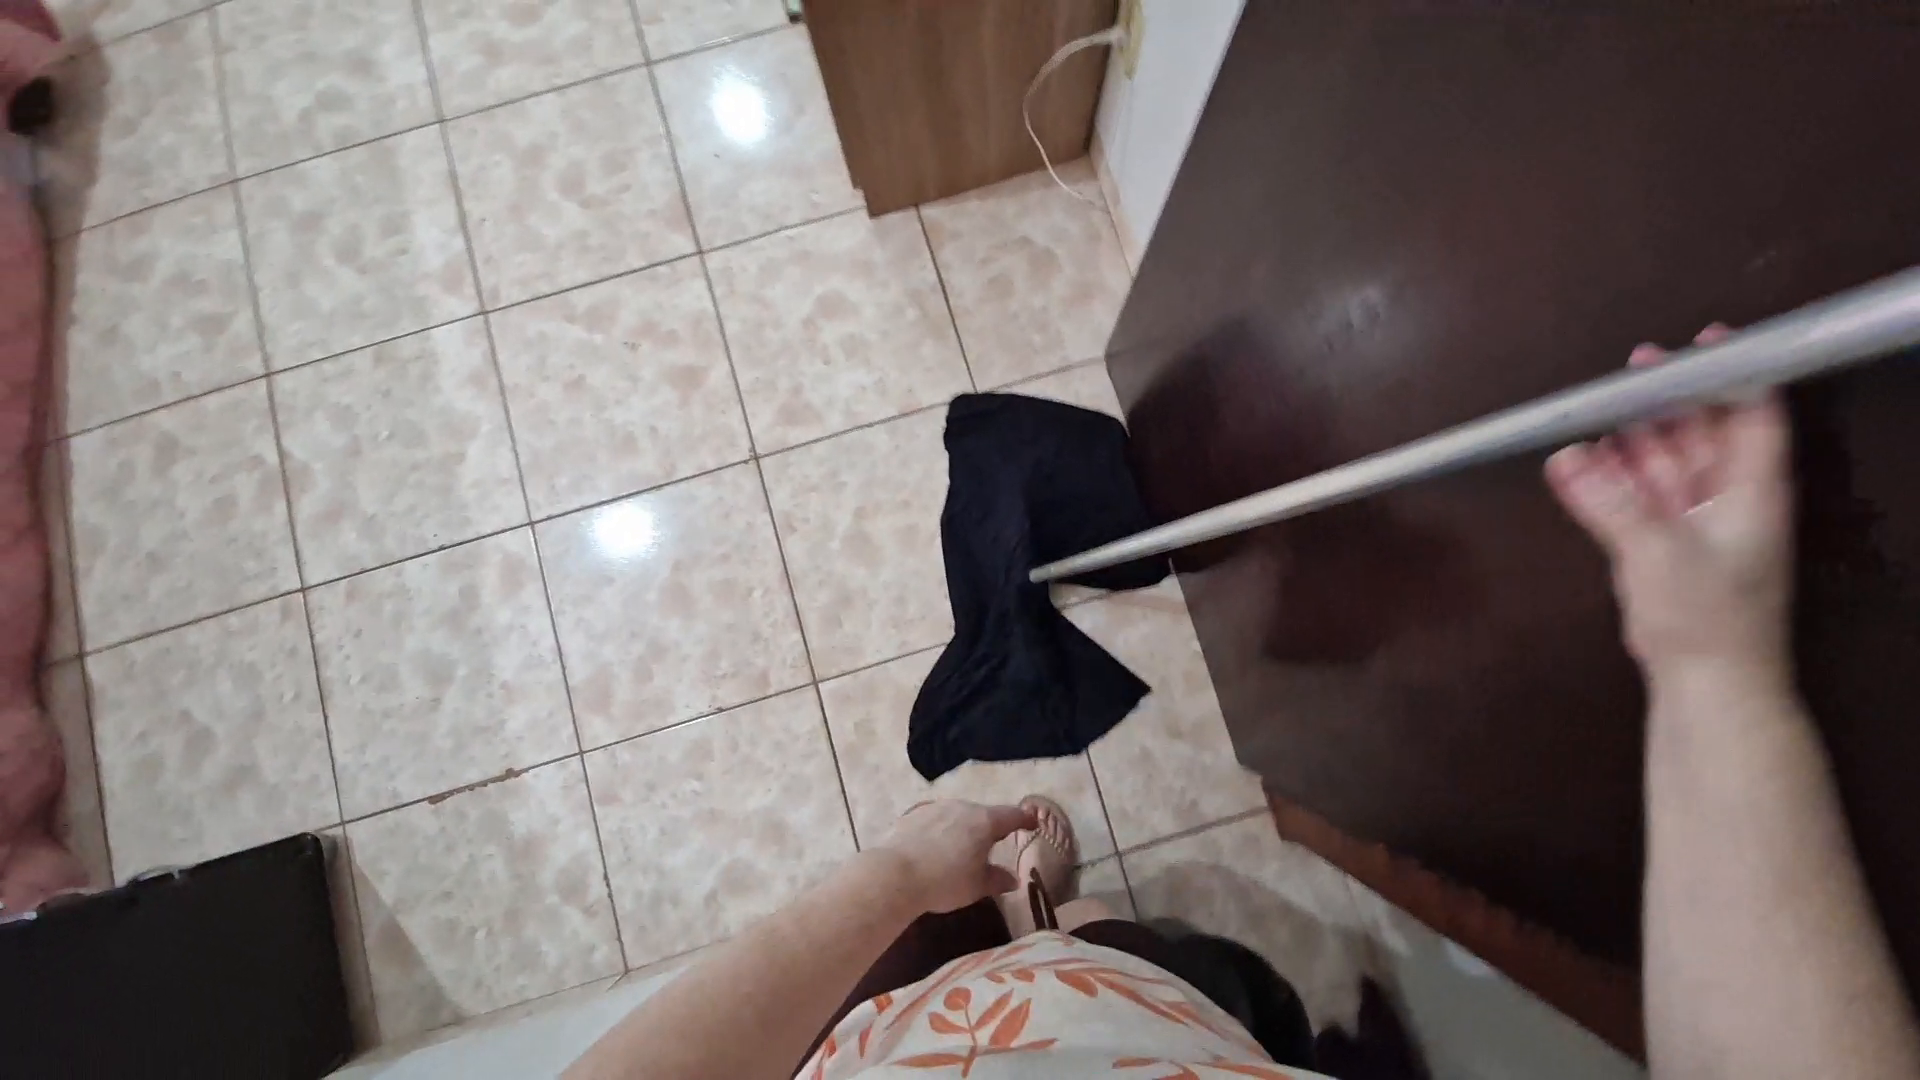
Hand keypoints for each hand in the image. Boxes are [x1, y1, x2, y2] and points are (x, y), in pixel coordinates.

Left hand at [870, 800, 1035, 913]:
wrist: (894, 873)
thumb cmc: (944, 881)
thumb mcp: (976, 887)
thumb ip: (997, 880)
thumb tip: (1013, 879)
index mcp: (984, 821)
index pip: (1011, 815)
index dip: (1024, 819)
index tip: (1032, 823)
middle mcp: (962, 807)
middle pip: (983, 814)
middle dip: (990, 828)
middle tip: (993, 844)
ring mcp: (936, 807)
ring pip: (957, 815)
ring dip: (963, 828)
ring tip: (961, 848)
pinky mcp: (913, 814)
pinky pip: (935, 820)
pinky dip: (940, 831)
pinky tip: (933, 848)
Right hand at [1544, 325, 1795, 690]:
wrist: (1704, 679)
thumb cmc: (1707, 616)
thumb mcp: (1659, 551)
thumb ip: (1610, 502)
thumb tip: (1566, 456)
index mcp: (1752, 490)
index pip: (1753, 415)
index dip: (1736, 374)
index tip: (1707, 341)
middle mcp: (1724, 497)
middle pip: (1699, 432)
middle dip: (1667, 401)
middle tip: (1628, 373)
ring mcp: (1689, 520)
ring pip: (1659, 462)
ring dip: (1628, 440)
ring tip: (1592, 414)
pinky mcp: (1655, 541)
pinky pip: (1630, 494)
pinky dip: (1606, 476)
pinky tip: (1580, 460)